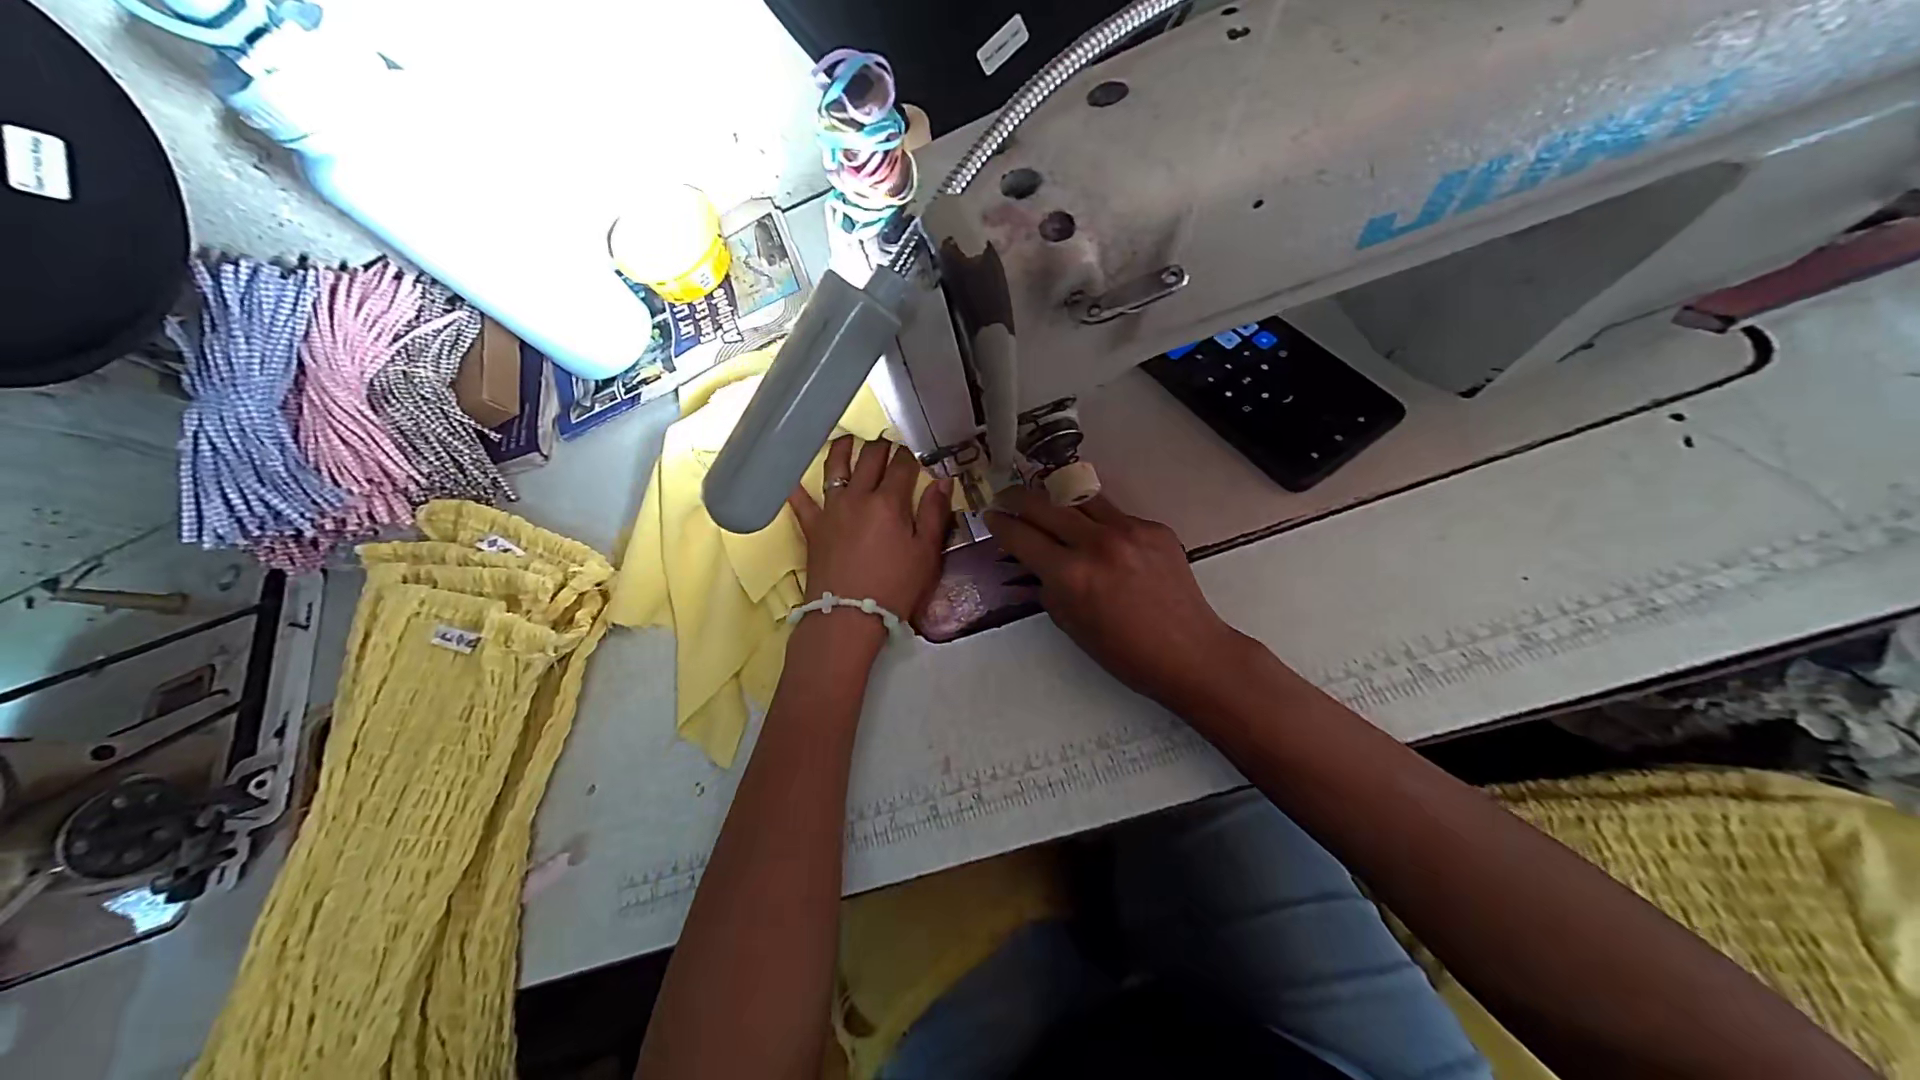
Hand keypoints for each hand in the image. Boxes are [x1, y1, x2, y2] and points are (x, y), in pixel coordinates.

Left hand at [788, 435, 951, 635]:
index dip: (911, 454)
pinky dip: (796, 485)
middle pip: (870, 459)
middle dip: (881, 446)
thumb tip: (943, 481)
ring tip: (848, 439)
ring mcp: (831, 509)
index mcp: (890, 502)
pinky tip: (794, 475)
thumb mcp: (926, 554)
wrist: (848, 616)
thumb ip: (935, 514)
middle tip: (887, 442)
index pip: (902, 465)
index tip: (915, 451)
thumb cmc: (895, 588)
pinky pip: (800, 500)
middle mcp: (859, 497)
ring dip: (843, 448)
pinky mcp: (812, 527)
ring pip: (835, 467)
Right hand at [985, 488, 1253, 712]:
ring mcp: (1129, 530)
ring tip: (1044, 498)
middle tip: (1006, 497)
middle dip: (1017, 498)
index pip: (1021, 536)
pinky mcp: (1154, 528)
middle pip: (1044, 504)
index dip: (999, 524)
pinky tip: (1096, 533)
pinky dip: (1097, 519)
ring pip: (1080, 496)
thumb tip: (1038, 563)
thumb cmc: (1124, 652)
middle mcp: (1097, 543)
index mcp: (1071, 574)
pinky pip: (1114, 513)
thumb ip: (1049, 587)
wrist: (1187, 652)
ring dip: (1056, 496)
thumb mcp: (1071, 624)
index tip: (990, 517)